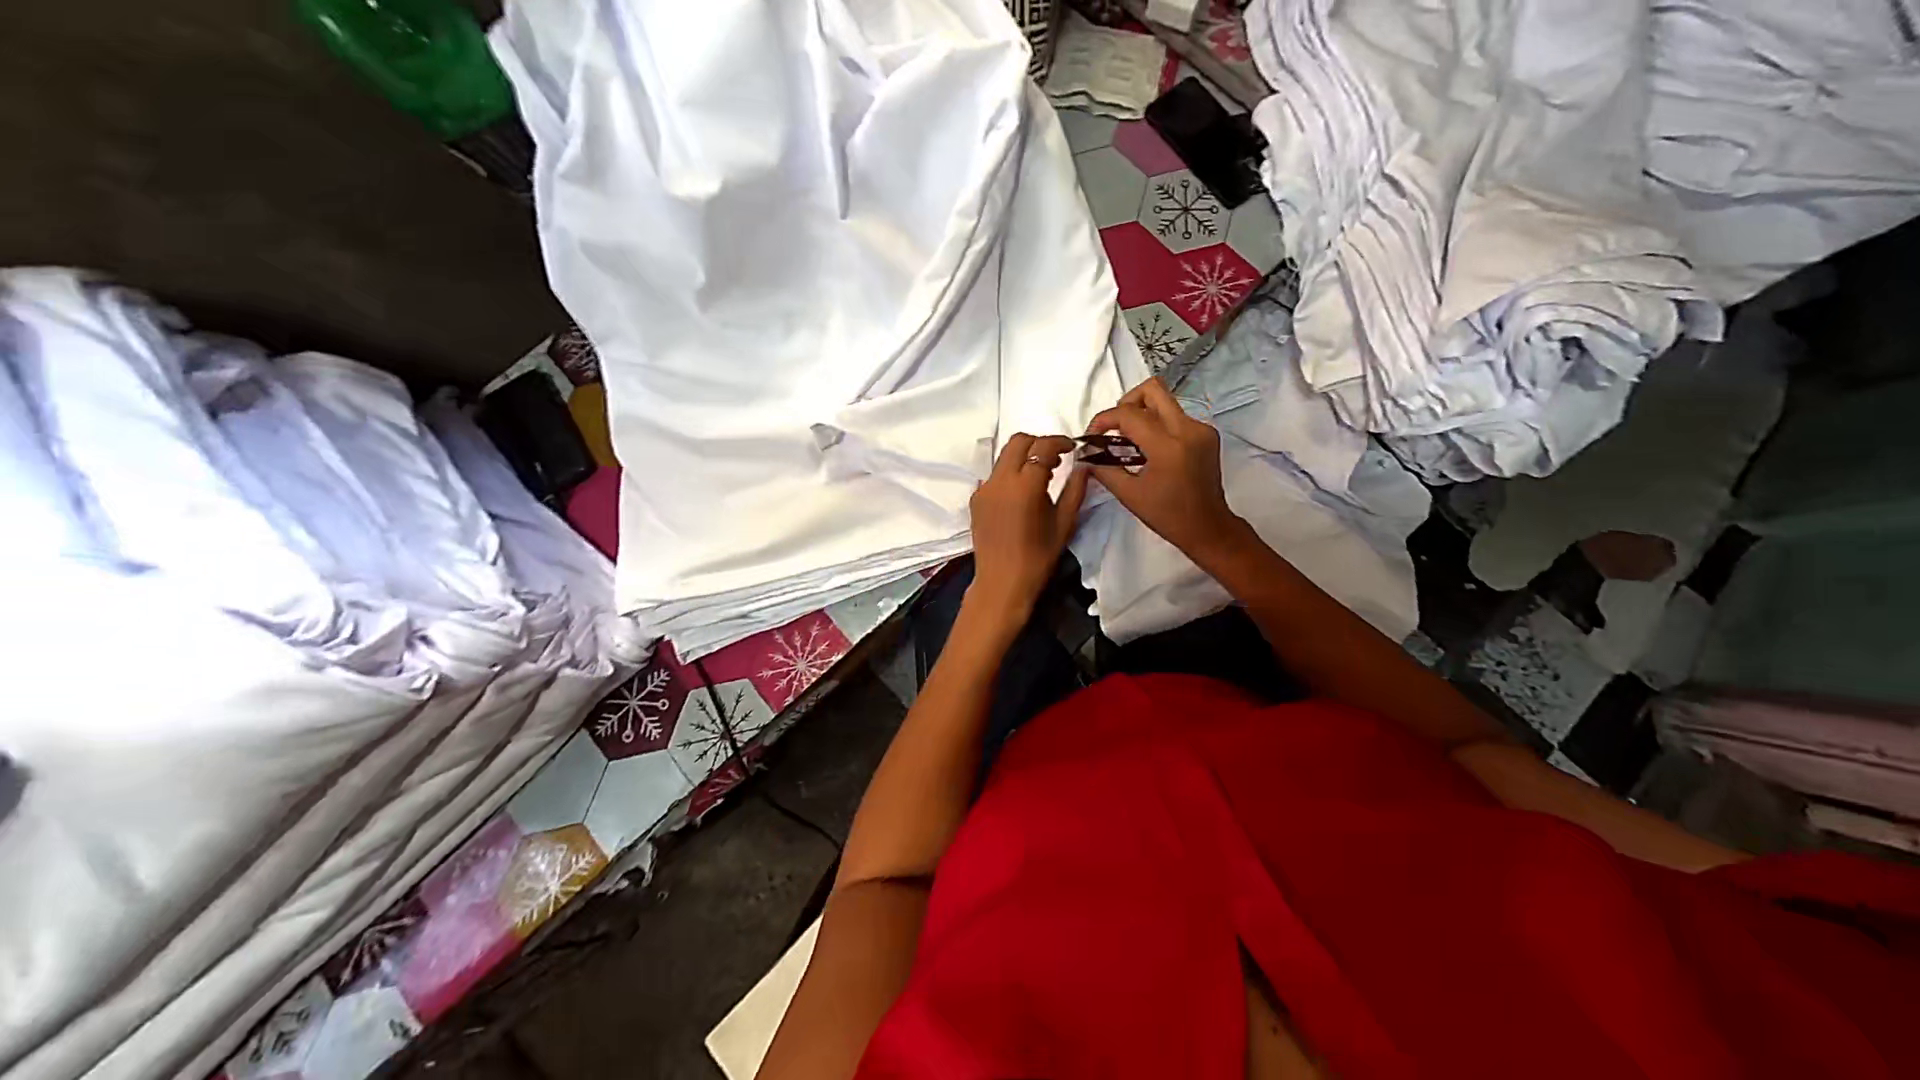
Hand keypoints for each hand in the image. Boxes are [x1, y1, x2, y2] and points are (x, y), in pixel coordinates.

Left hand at [966, 433, 1088, 623]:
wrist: (1002, 583)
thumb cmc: (1038, 558)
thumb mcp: (1064, 523)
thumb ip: (1075, 489)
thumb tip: (1084, 466)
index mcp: (1025, 485)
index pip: (1043, 447)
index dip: (1060, 442)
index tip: (1072, 448)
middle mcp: (1000, 481)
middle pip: (1018, 442)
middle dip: (1039, 443)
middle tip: (1057, 457)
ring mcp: (984, 489)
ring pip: (1004, 457)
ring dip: (1024, 456)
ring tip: (1042, 474)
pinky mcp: (976, 499)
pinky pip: (994, 475)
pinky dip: (1010, 473)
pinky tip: (1022, 493)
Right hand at [1085, 377, 1248, 561]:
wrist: (1208, 527)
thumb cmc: (1167, 516)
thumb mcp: (1129, 494)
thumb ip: (1104, 468)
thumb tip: (1086, 454)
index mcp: (1168, 446)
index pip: (1129, 414)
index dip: (1104, 420)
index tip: (1093, 435)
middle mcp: (1188, 430)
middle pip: (1153, 389)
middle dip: (1127, 403)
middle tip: (1116, 427)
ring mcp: (1201, 429)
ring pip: (1165, 402)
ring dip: (1142, 414)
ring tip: (1130, 443)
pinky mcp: (1207, 434)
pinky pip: (1176, 417)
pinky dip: (1158, 426)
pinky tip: (1149, 450)